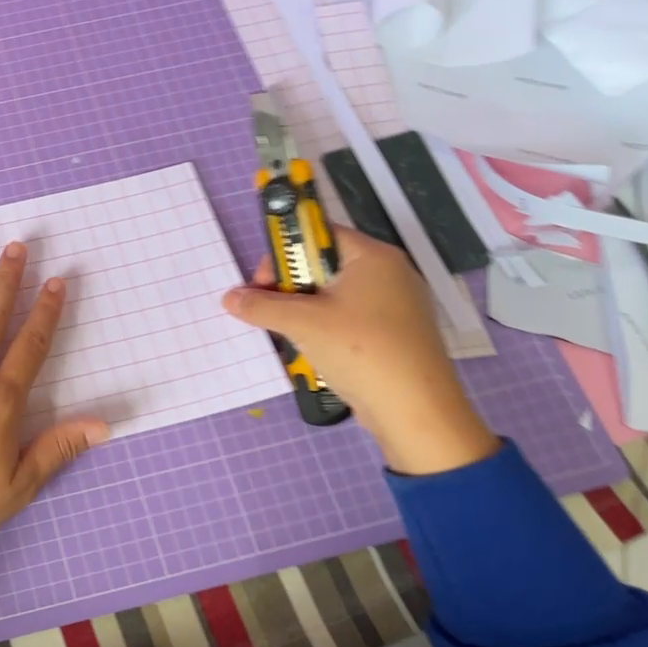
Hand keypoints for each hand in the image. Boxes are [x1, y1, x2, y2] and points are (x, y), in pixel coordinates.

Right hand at [222, 225, 498, 474]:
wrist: (417, 412)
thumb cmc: (360, 350)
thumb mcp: (302, 323)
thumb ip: (261, 306)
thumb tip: (230, 298)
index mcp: (373, 256)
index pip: (318, 234)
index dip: (285, 253)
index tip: (263, 282)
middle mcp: (390, 273)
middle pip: (325, 265)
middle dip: (291, 286)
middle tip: (270, 310)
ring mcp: (398, 305)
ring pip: (336, 295)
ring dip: (305, 311)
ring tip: (291, 333)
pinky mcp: (397, 335)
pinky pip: (352, 318)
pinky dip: (328, 328)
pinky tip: (315, 350)